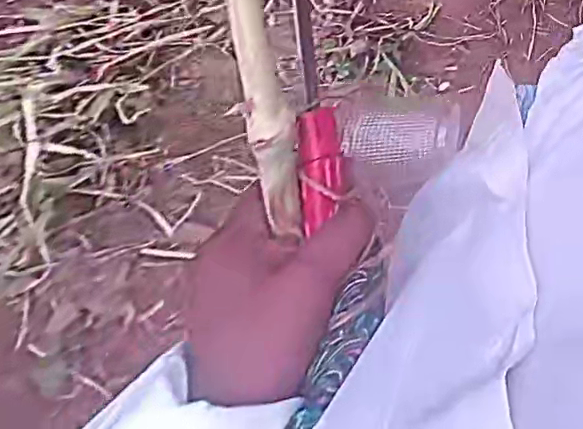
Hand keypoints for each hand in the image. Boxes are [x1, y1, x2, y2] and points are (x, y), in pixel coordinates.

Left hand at [185, 184, 374, 406]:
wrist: (238, 419)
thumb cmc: (269, 341)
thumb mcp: (314, 276)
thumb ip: (344, 227)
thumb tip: (362, 200)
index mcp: (229, 238)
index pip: (276, 182)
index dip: (314, 178)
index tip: (347, 187)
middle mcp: (220, 256)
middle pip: (283, 214)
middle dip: (320, 220)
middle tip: (348, 237)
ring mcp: (224, 287)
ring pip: (283, 246)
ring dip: (314, 251)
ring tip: (336, 271)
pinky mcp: (235, 313)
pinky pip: (276, 274)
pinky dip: (302, 276)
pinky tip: (318, 296)